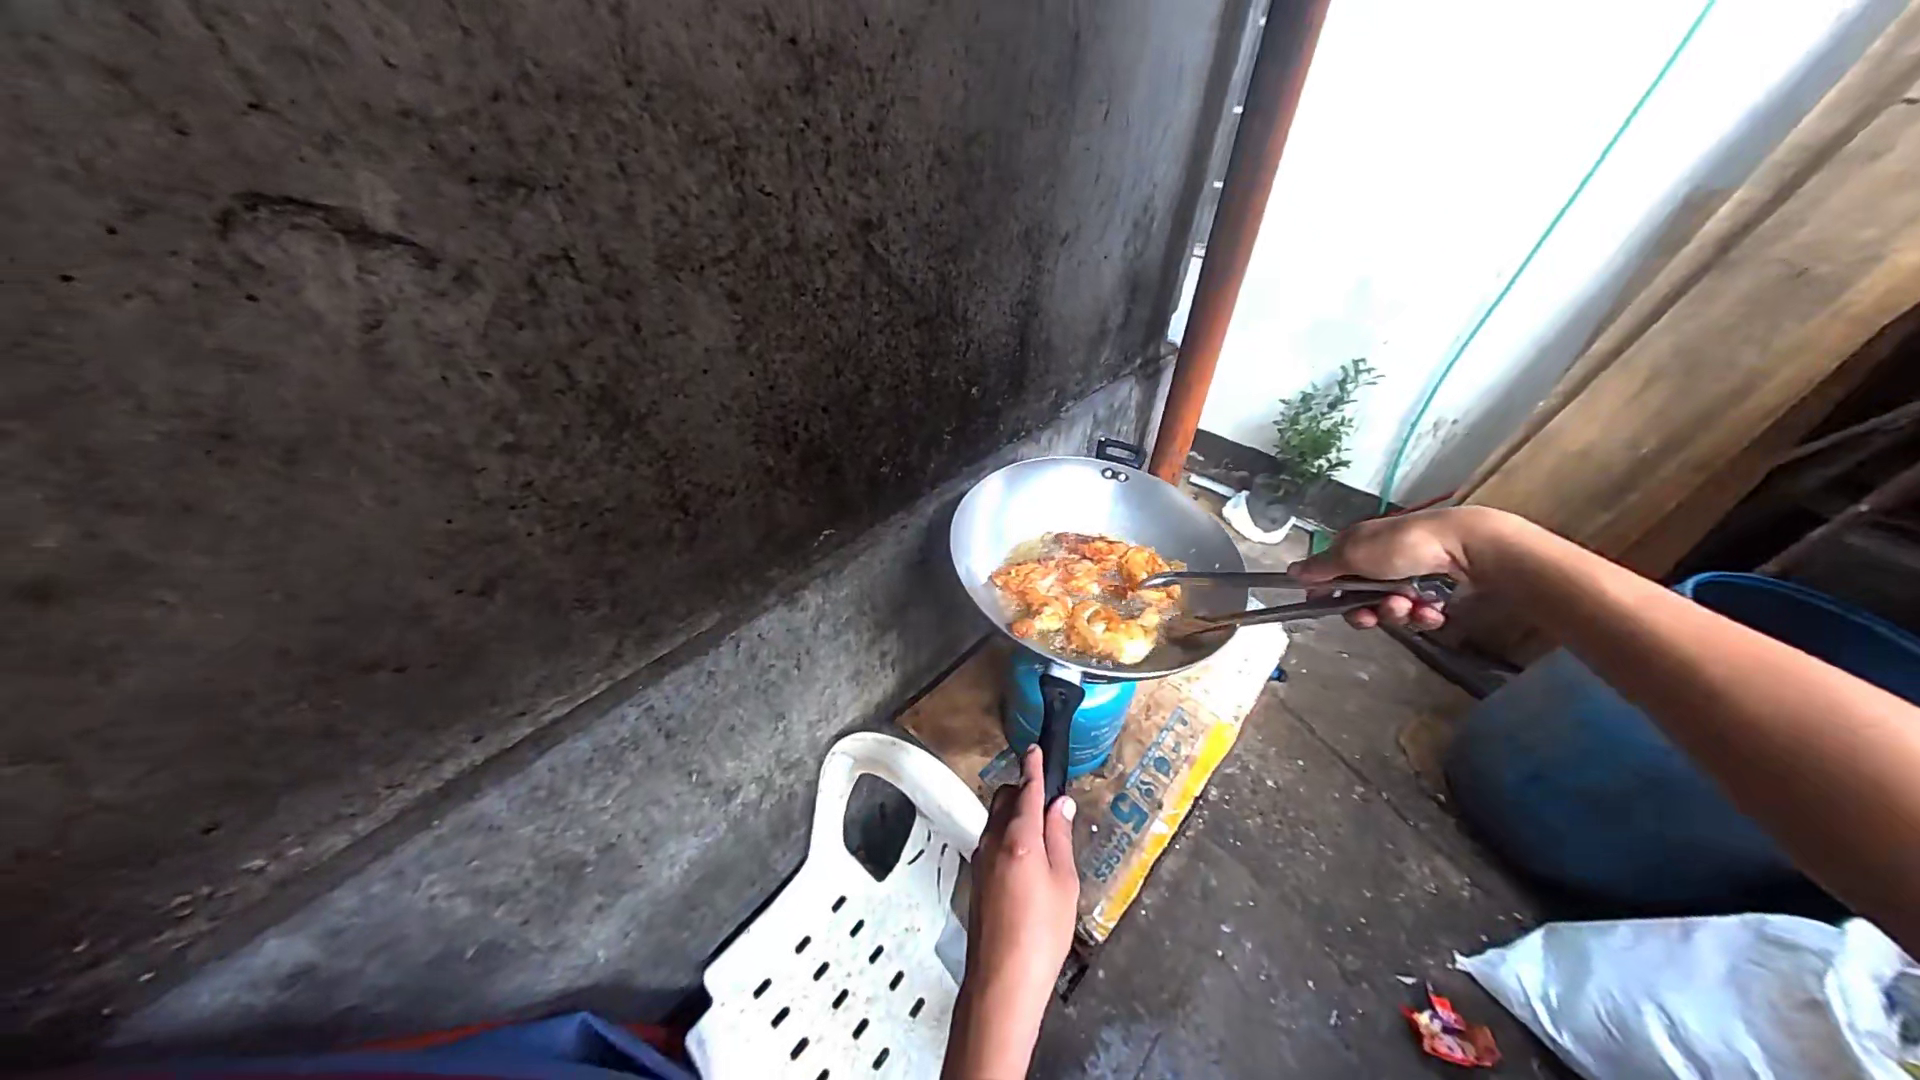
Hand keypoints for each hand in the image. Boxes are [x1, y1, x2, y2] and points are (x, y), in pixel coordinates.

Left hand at [943, 746, 1077, 1079]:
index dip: (1033, 767)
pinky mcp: (976, 874)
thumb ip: (1060, 837)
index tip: (1034, 749)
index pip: (1028, 790)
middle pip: (1006, 798)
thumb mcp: (1064, 882)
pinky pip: (991, 838)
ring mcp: (981, 857)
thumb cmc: (1042, 932)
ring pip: (995, 817)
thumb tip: (1060, 804)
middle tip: (1048, 797)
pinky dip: (1007, 831)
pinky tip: (1024, 853)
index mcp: (1020, 837)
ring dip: (1014, 810)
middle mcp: (994, 840)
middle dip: (1024, 788)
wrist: (1002, 977)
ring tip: (1040, 826)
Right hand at [1287, 506, 1510, 630]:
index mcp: (1359, 546)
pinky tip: (1431, 611)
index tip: (1324, 605)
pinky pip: (1419, 615)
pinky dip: (1422, 616)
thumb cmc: (1402, 545)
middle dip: (1363, 609)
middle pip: (1359, 598)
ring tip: (1409, 606)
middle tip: (1371, 613)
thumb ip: (1320, 567)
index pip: (1332, 574)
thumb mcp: (1351, 553)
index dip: (1327, 592)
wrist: (1468, 548)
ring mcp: (1410, 578)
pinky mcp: (1438, 594)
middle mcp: (1382, 561)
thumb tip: (1290, 572)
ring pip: (1388, 609)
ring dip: (1394, 613)